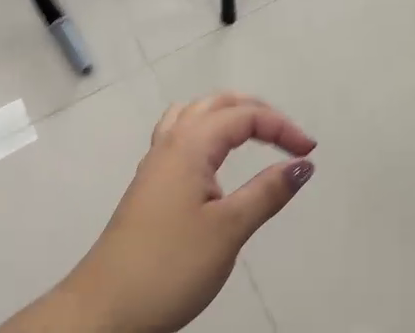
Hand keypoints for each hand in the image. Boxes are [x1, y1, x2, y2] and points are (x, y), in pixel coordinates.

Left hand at [3, 93, 316, 332]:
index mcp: (190, 144)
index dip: (281, 127)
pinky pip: (180, 135)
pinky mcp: (148, 185)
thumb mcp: (228, 230)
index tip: (310, 152)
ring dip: (228, 115)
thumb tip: (303, 163)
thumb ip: (268, 192)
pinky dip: (207, 131)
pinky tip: (214, 158)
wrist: (104, 309)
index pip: (244, 116)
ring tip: (255, 133)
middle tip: (288, 137)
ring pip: (194, 115)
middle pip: (218, 104)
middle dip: (257, 112)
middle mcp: (170, 143)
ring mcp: (155, 163)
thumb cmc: (170, 266)